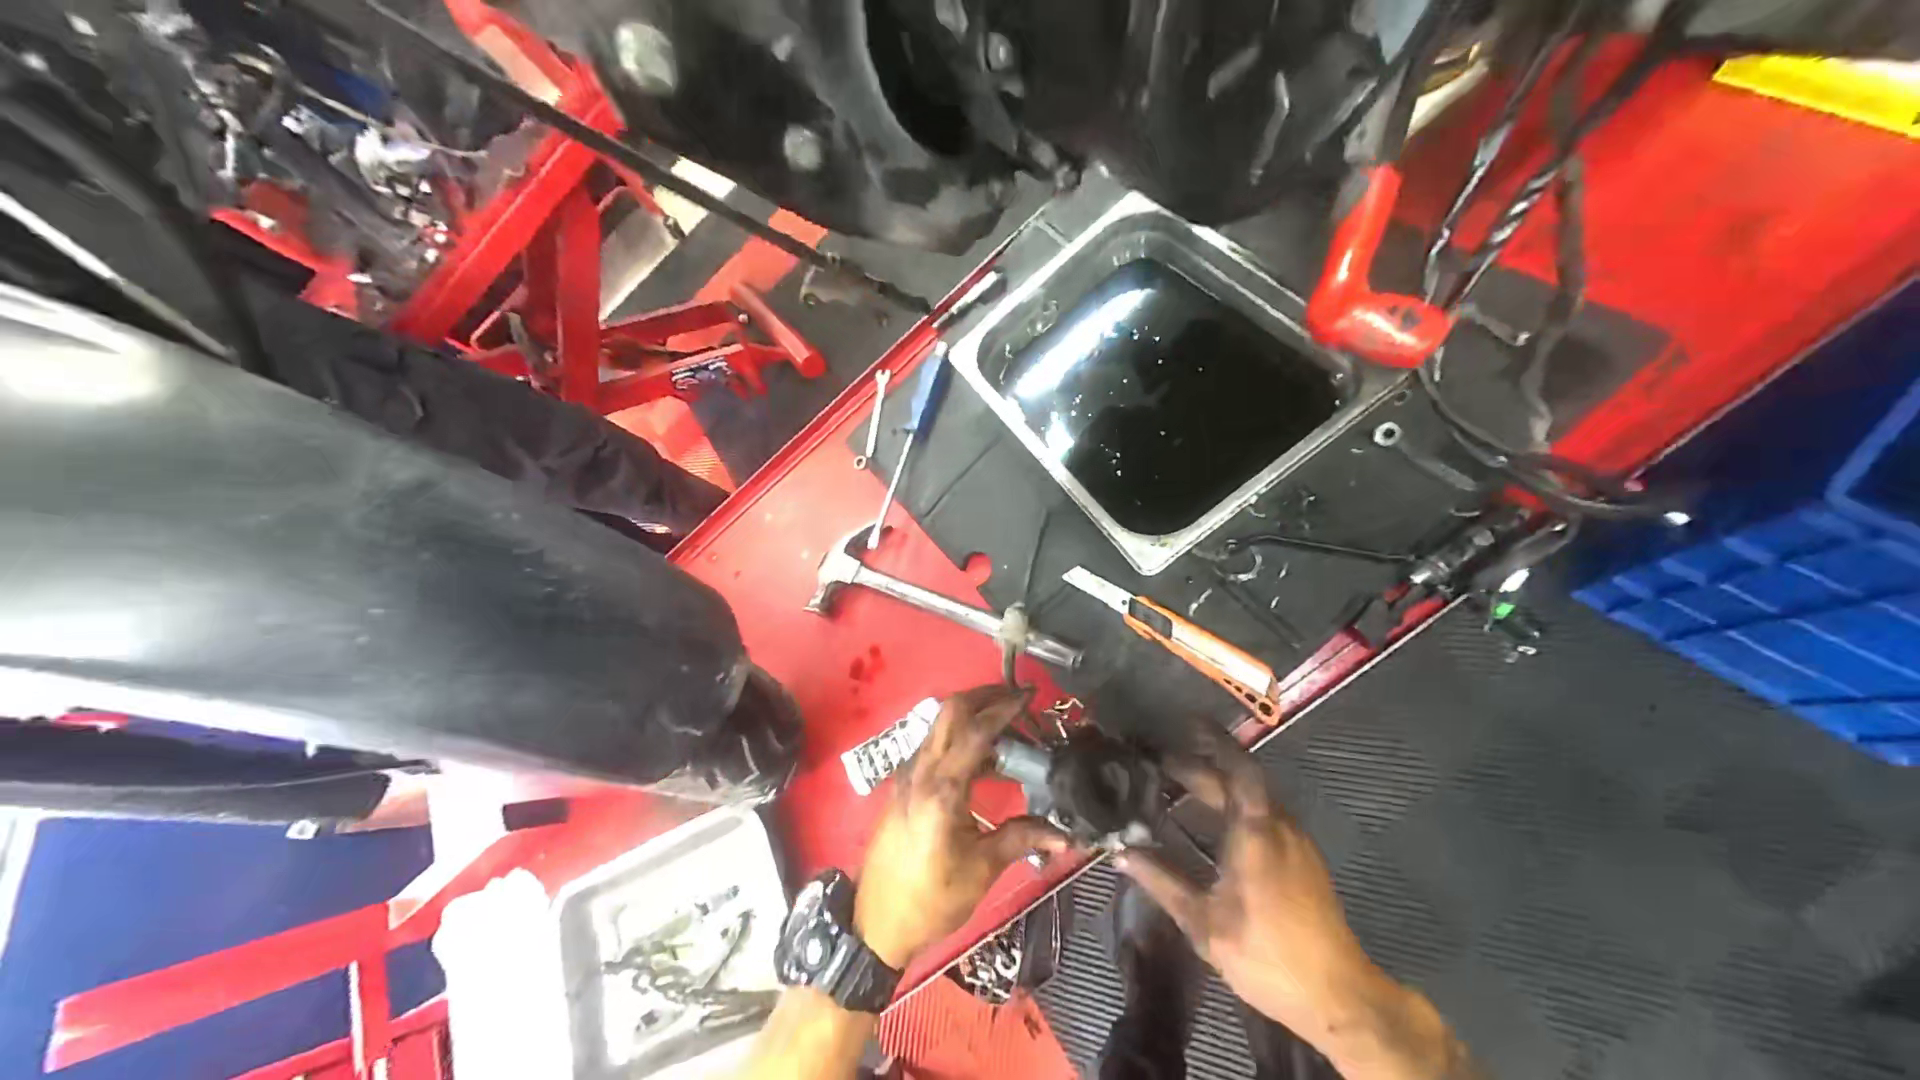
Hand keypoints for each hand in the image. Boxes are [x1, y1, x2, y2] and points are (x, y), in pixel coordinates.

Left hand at [854, 686, 1070, 967]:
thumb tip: (1066, 835)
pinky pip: (933, 745)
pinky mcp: (903, 785)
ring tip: (1007, 726)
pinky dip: (958, 736)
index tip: (1030, 696)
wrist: (876, 922)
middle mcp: (920, 771)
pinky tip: (983, 758)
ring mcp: (908, 775)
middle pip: (950, 712)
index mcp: (942, 788)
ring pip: (938, 725)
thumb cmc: (931, 898)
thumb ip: (1022, 838)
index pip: (975, 730)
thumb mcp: (982, 868)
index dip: (1004, 708)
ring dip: (971, 715)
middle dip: (984, 696)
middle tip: (1017, 698)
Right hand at [1115, 738, 1478, 1078]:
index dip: (1213, 740)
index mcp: (1256, 831)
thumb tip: (1120, 853)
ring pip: (1253, 797)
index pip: (1237, 767)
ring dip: (1218, 784)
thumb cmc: (1267, 953)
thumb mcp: (1205, 923)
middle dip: (1200, 765)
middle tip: (1160, 760)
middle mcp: (1279, 825)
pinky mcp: (1302, 860)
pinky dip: (1233, 804)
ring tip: (1179, 784)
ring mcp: (1296, 842)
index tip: (1186, 721)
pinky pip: (1263, 814)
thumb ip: (1162, 881)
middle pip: (1239, 780)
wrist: (1340, 997)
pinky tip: (1212, 822)